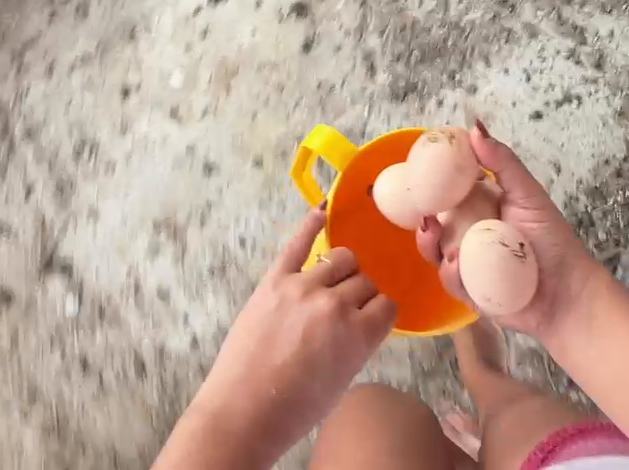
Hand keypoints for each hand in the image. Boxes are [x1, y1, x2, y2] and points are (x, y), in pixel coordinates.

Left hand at [168, 209, 398, 466]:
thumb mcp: (343, 379)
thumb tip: (364, 315)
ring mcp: (302, 287)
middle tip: (346, 310)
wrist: (241, 414)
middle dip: (361, 293)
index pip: (387, 304)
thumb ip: (360, 341)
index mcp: (357, 335)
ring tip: (333, 282)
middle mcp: (334, 304)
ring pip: (341, 257)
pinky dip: (310, 226)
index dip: (380, 312)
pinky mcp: (274, 280)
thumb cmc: (294, 410)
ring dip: (343, 269)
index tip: (372, 317)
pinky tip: (321, 214)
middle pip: (365, 280)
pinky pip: (297, 243)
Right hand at [416, 121, 609, 342]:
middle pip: (436, 217)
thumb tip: (475, 127)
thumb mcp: (527, 193)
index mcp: (481, 203)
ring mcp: (467, 261)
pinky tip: (456, 264)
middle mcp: (469, 229)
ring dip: (429, 241)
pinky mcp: (469, 290)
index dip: (431, 177)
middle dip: (421, 211)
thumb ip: (502, 162)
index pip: (449, 186)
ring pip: (436, 249)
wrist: (568, 292)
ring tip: (433, 232)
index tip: (418, 166)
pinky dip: (450, 272)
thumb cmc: (551, 238)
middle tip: (421, 206)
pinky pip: (451, 280)